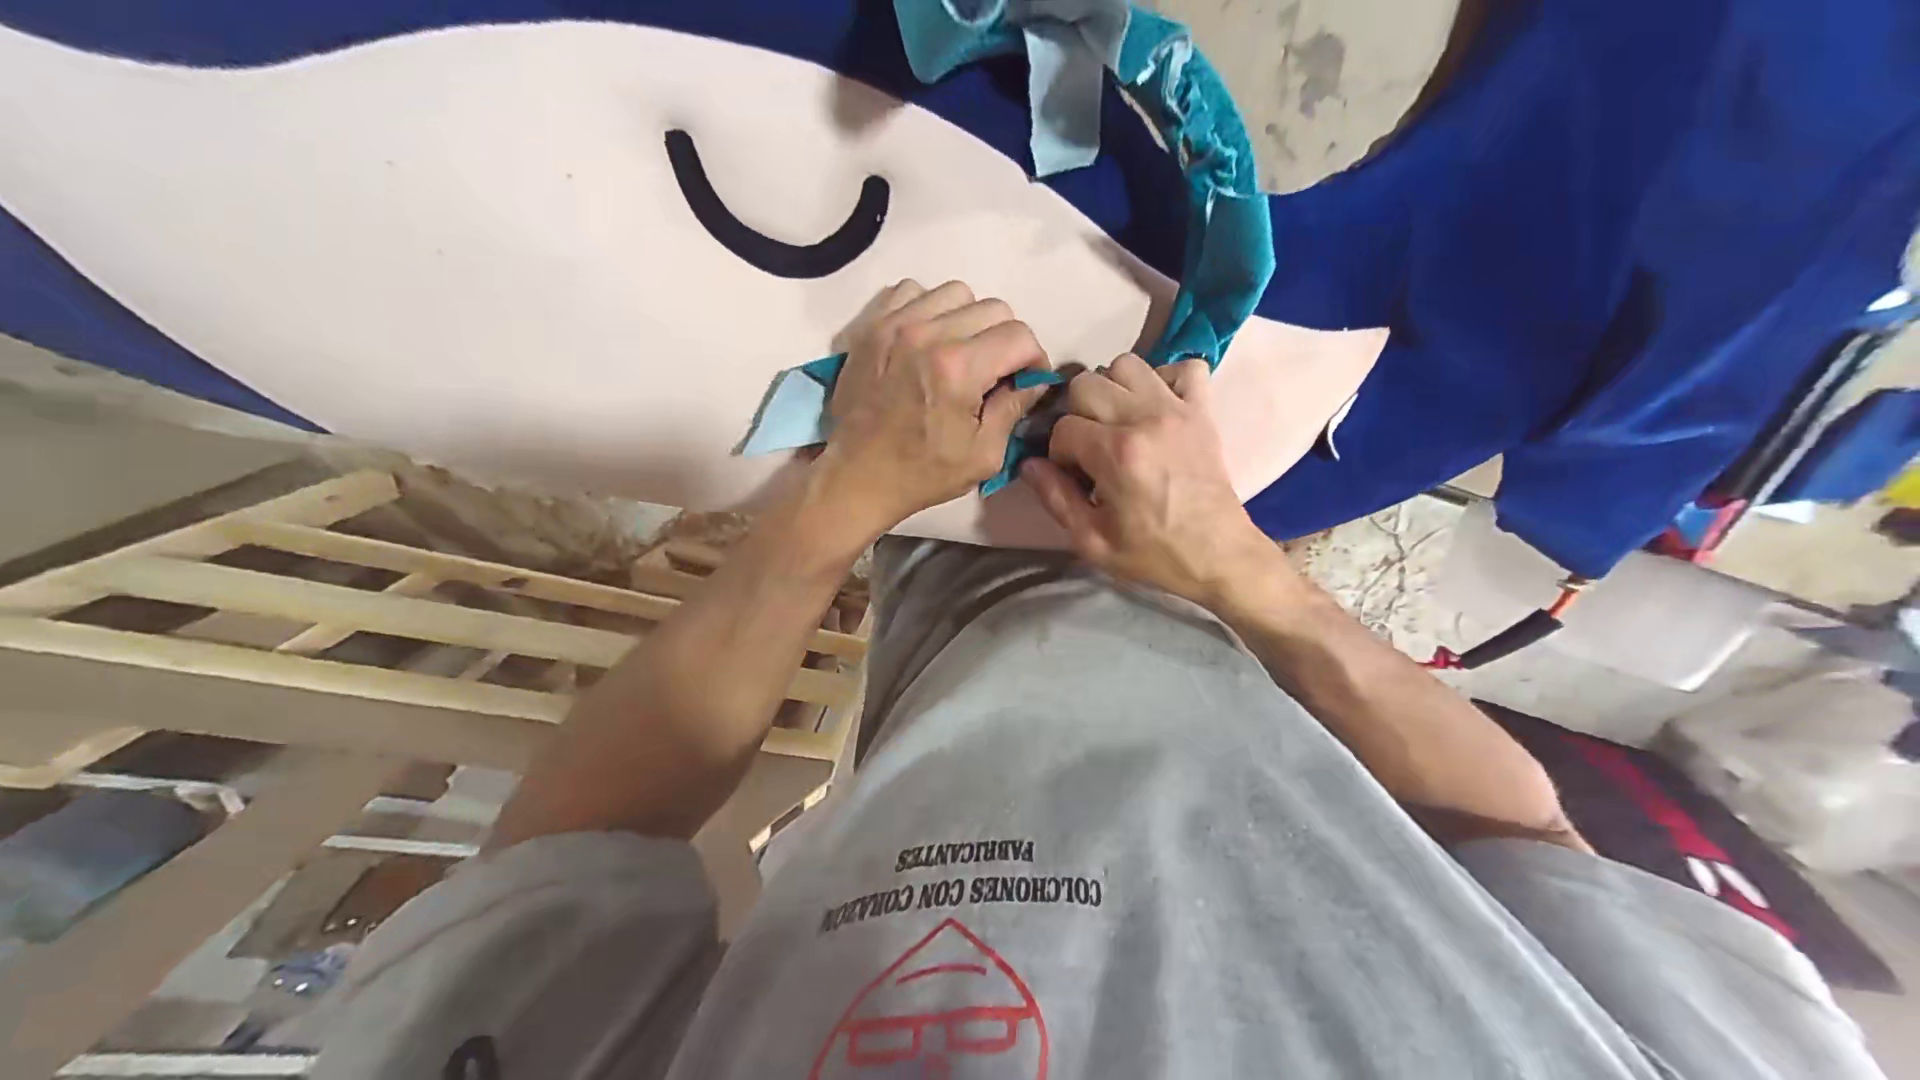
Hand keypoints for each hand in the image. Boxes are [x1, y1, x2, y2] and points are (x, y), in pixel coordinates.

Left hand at [816, 280, 1048, 534]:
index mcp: (958, 369)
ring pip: (956, 293)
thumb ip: (1013, 408)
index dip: (1033, 359)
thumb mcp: (983, 455)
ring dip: (968, 320)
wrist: (857, 476)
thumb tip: (1034, 379)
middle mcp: (927, 334)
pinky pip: (913, 290)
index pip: (1019, 335)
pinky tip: (927, 339)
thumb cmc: (922, 473)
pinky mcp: (872, 326)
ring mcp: (895, 324)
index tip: (1025, 380)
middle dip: (1005, 340)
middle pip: (993, 308)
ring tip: (960, 352)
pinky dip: (928, 308)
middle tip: (994, 371)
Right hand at [1021, 354, 1276, 604]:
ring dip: (1113, 389)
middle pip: (1086, 383)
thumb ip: (1055, 497)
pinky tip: (1156, 406)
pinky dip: (1165, 378)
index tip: (1074, 475)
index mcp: (1116, 453)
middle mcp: (1145, 419)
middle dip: (1076, 413)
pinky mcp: (1203, 410)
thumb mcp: (1091, 540)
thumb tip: (1028, 464)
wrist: (1218, 556)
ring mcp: (1178, 409)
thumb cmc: (1153, 554)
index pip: (1062, 427)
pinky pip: (1184, 367)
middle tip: (1089, 445)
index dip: (1058, 453)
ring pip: (1127, 365)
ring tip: (1117, 421)